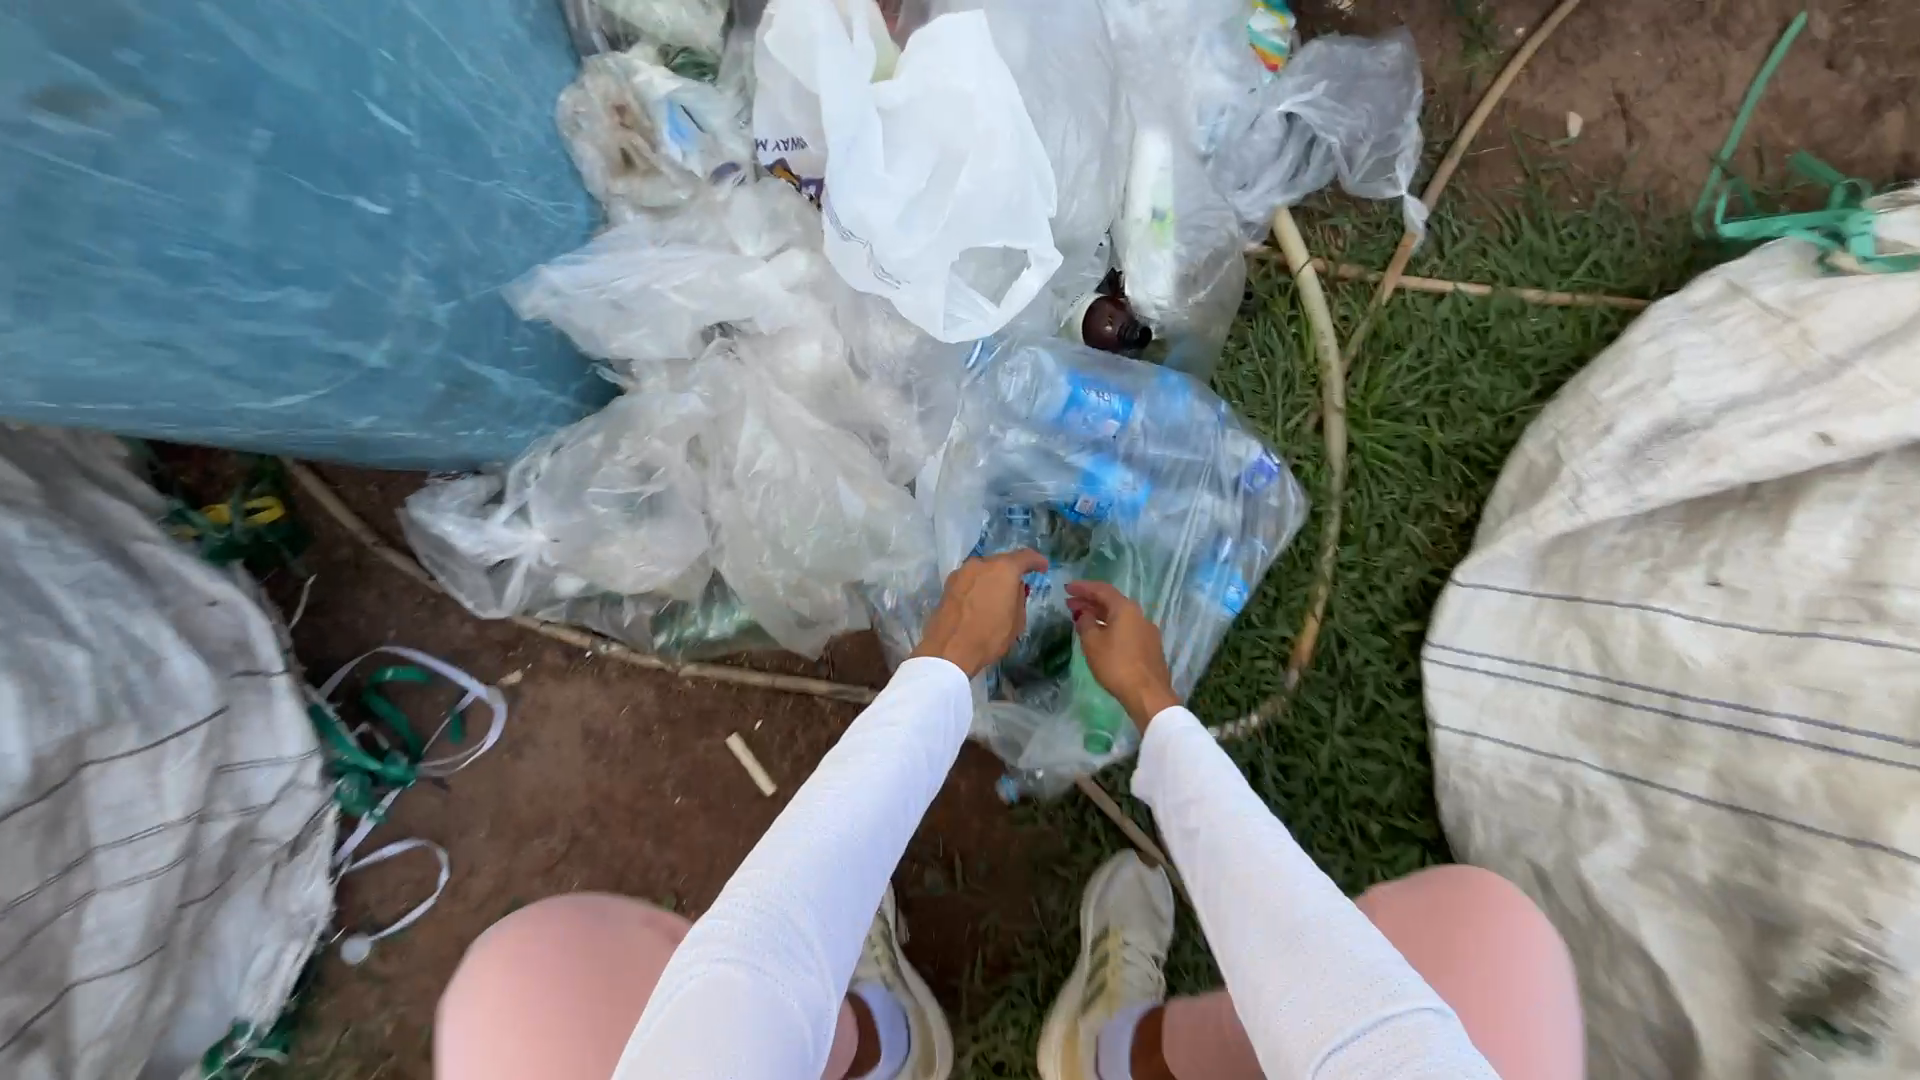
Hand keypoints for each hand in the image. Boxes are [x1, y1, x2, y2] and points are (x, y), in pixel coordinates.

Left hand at [911, 549, 1049, 676]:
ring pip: (983, 570)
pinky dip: (978, 586)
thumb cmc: (989, 636)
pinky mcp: (947, 585)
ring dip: (992, 579)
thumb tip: (1014, 587)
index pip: (1025, 557)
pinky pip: (970, 580)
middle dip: (1011, 572)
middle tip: (1018, 587)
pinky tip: (980, 601)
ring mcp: (961, 572)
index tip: (1043, 568)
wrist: (949, 650)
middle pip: (1001, 562)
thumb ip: (1019, 597)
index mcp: (1003, 569)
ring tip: (997, 596)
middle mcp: (980, 564)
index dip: (1037, 561)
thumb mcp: (1017, 621)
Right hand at [1065, 581, 1179, 729]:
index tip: (1067, 588)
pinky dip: (1110, 626)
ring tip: (1081, 619)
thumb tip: (1084, 615)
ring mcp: (1146, 631)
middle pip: (1112, 602)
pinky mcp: (1149, 646)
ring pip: (1119, 616)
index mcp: (1125, 609)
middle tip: (1069, 603)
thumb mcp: (1093, 643)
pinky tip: (1100, 635)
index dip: (1083, 587)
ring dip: (1099, 615)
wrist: (1148, 694)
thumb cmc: (1116, 665)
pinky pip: (1126, 628)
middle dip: (1089, 601)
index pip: (1102, 590)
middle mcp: (1139, 615)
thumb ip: (1085, 624)